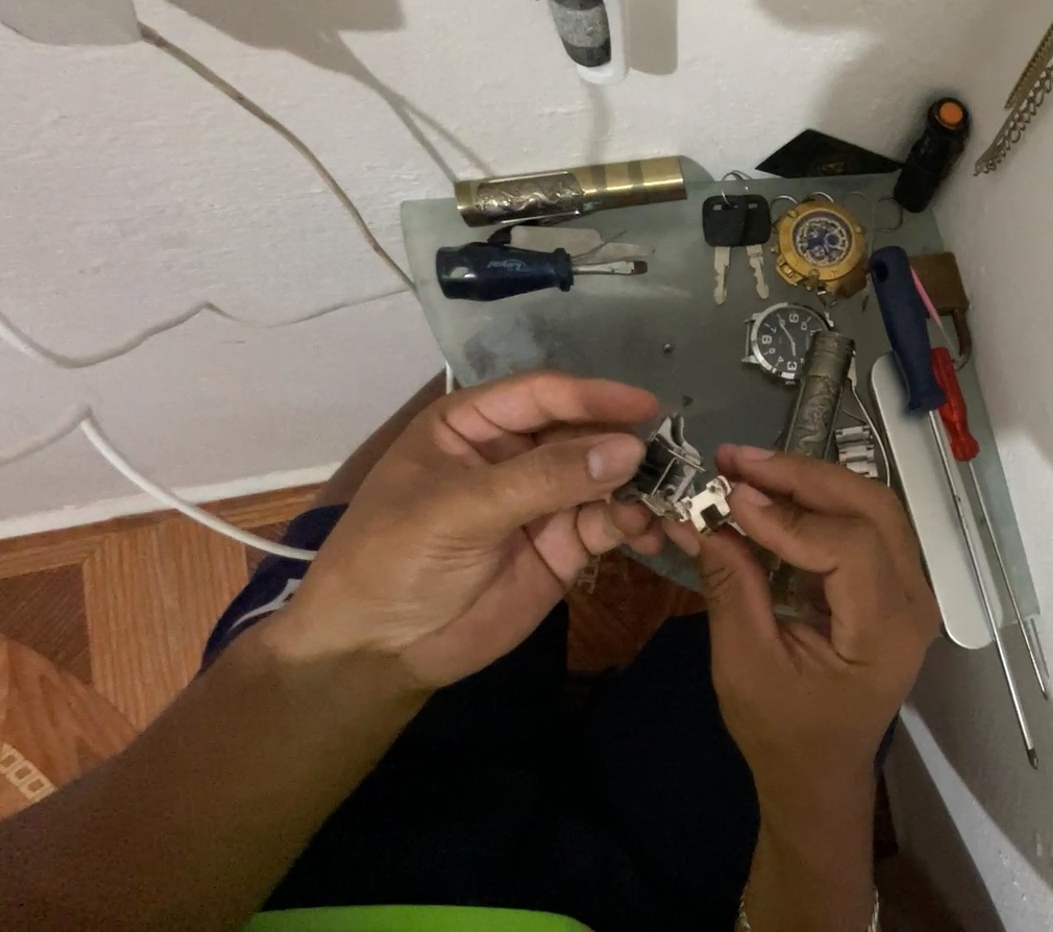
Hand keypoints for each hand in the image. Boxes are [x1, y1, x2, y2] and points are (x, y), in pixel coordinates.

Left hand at [271, 371, 665, 687]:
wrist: (379, 655)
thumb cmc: (392, 563)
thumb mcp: (459, 512)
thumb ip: (545, 479)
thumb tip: (631, 450)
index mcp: (475, 426)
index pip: (544, 396)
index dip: (595, 396)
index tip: (647, 405)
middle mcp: (517, 453)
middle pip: (586, 432)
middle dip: (627, 443)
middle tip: (674, 455)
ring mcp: (547, 498)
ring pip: (608, 476)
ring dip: (640, 485)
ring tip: (667, 499)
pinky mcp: (569, 541)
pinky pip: (613, 521)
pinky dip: (636, 524)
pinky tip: (650, 534)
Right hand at [664, 446, 939, 801]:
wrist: (820, 772)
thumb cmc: (783, 735)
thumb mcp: (745, 667)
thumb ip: (732, 588)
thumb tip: (706, 516)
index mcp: (888, 632)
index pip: (850, 547)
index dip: (790, 516)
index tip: (729, 495)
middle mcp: (915, 599)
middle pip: (871, 508)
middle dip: (802, 476)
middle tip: (736, 460)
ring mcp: (912, 587)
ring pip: (871, 506)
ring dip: (810, 480)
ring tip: (748, 467)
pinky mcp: (894, 581)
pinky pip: (863, 523)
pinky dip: (818, 502)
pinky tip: (774, 493)